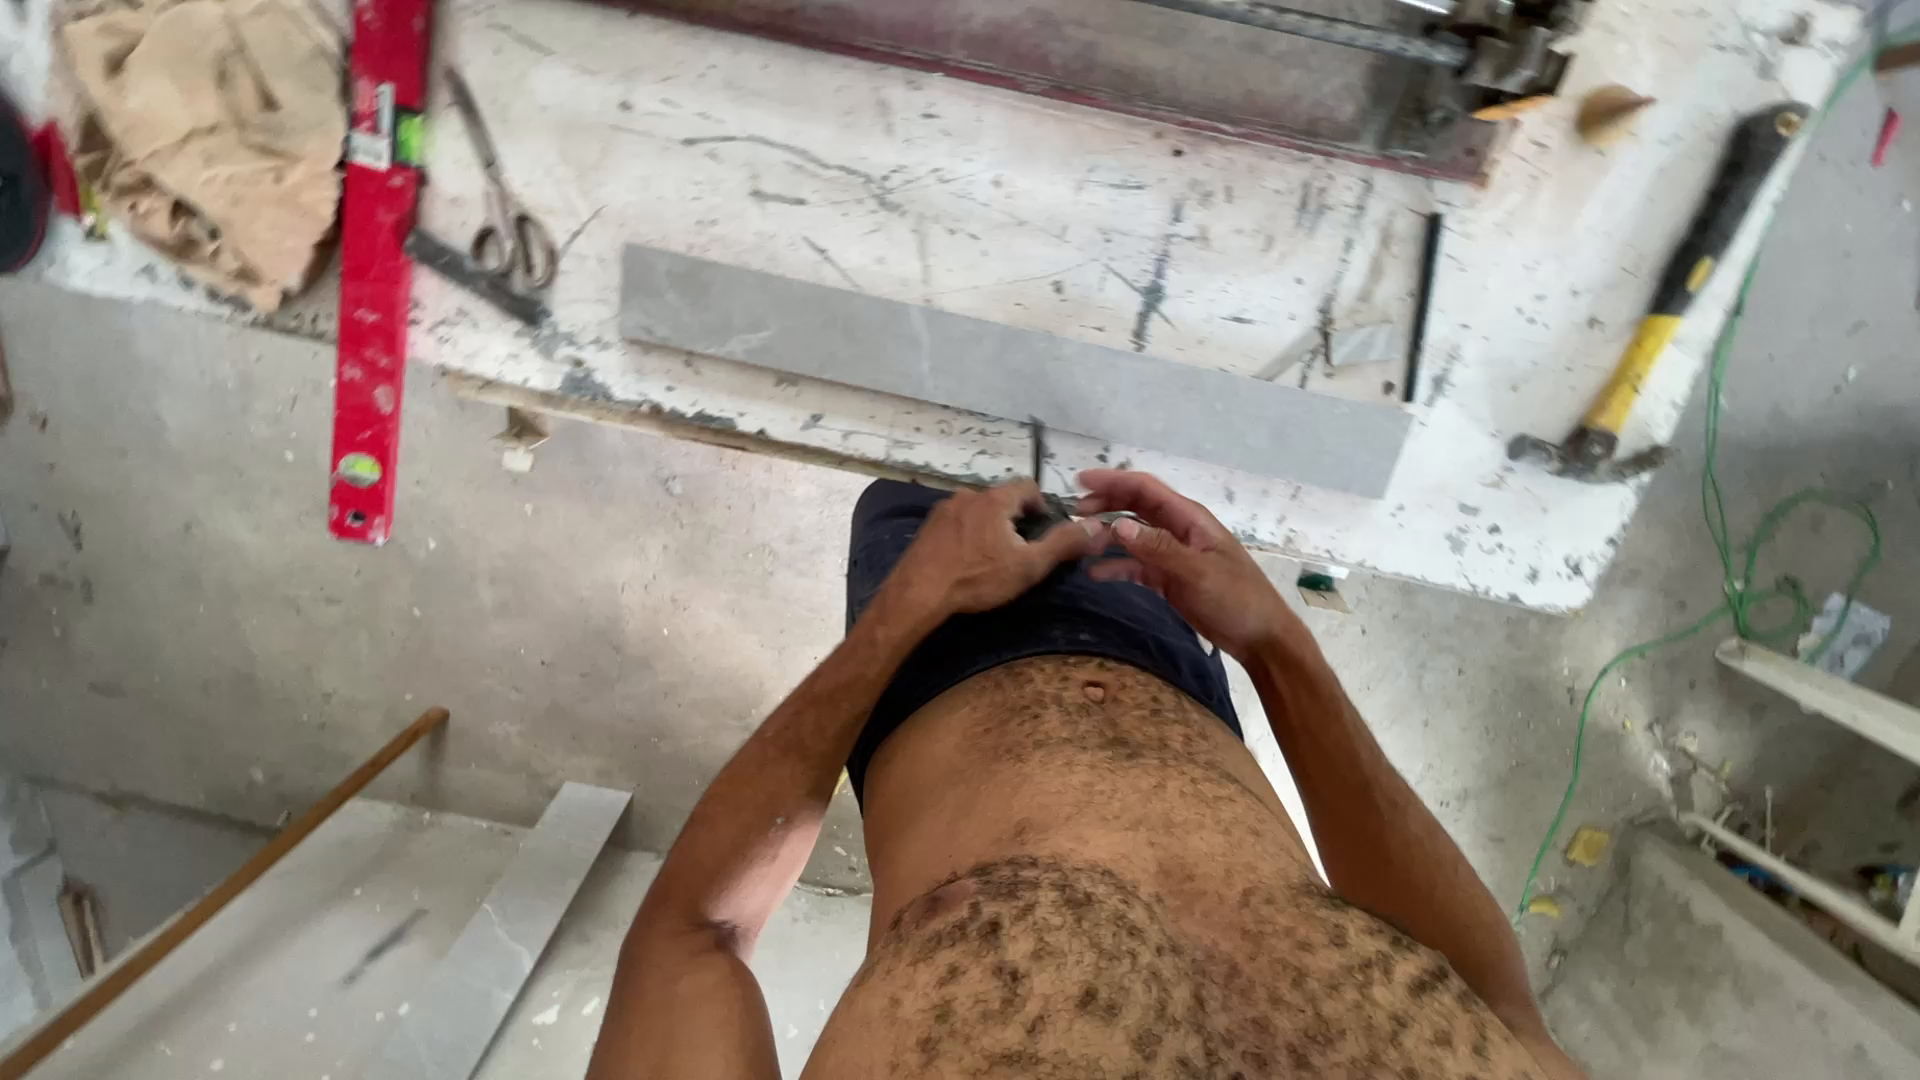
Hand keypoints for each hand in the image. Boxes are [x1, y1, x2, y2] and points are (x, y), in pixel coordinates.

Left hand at [881, 481, 1105, 619]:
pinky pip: (957, 523)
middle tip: (1019, 551)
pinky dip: (967, 535)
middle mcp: (968, 495)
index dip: (1041, 507)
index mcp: (995, 500)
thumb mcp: (1028, 566)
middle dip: (1015, 519)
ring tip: (991, 558)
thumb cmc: (977, 578)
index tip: (1042, 532)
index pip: (1028, 487)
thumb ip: (1063, 544)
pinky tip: (965, 560)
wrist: (917, 593)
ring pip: (978, 511)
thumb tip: (1097, 528)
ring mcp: (944, 509)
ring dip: (990, 527)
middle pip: (1002, 499)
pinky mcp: (927, 526)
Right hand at [1077, 469, 1305, 661]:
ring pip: (1132, 535)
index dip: (1112, 481)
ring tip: (1078, 540)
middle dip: (1105, 504)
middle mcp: (1177, 530)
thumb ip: (1158, 548)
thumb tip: (1116, 525)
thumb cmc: (1236, 598)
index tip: (1080, 480)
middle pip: (1135, 507)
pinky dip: (1115, 566)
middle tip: (1073, 512)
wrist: (1260, 637)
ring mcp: (1172, 554)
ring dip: (1107, 534)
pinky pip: (1135, 565)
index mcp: (1189, 519)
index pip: (1145, 489)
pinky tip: (1094, 573)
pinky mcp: (1168, 578)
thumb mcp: (1197, 572)